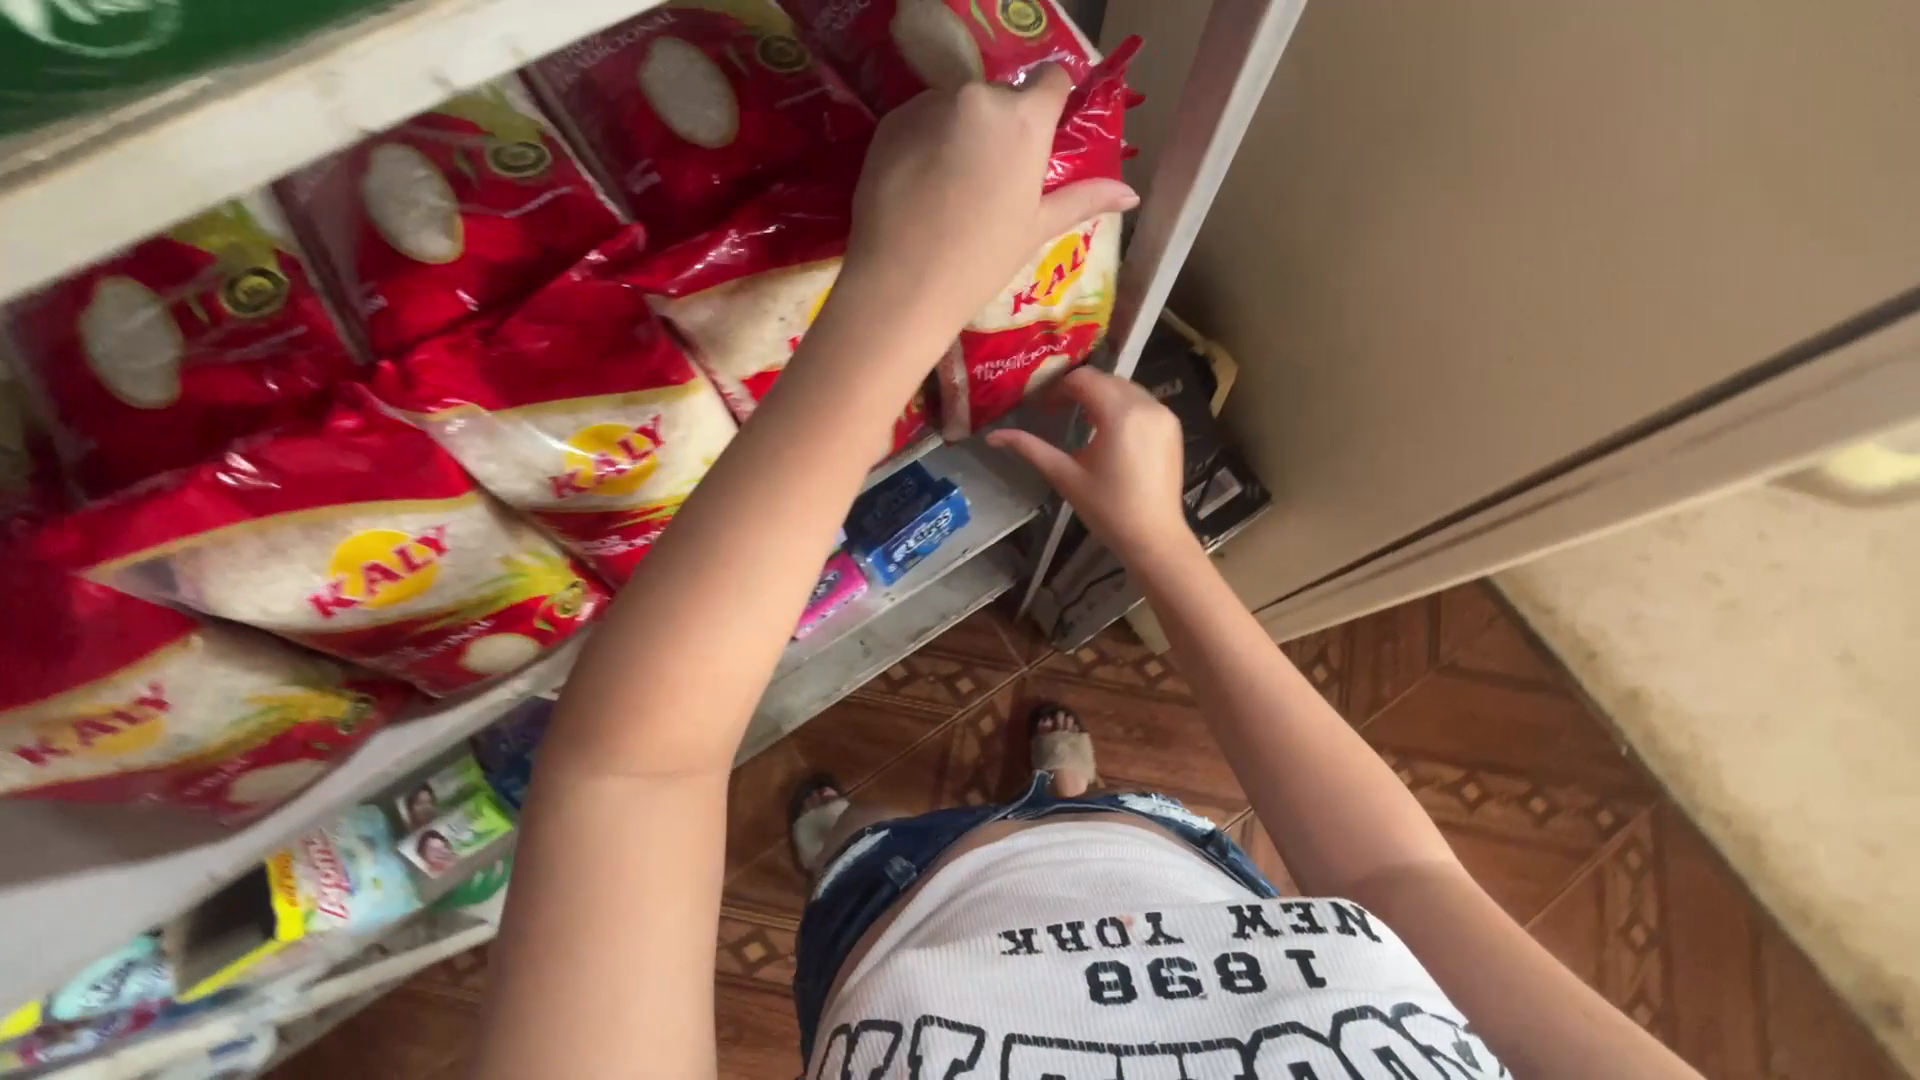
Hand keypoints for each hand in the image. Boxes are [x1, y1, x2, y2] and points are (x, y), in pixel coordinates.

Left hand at [841, 66, 1137, 335]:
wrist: (901, 285)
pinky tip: (921, 187)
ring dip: (961, 132)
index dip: (1051, 105)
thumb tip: (1130, 193)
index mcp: (1023, 119)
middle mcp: (976, 97)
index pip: (1051, 79)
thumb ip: (1083, 199)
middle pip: (1000, 97)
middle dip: (1001, 127)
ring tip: (952, 188)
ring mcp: (928, 105)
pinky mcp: (890, 122)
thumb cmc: (980, 262)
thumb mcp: (1036, 229)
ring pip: (956, 106)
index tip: (1042, 138)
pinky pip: (920, 120)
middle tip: (993, 180)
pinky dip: (925, 142)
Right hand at [987, 367, 1196, 565]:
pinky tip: (1107, 430)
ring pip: (1125, 388)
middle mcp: (1146, 406)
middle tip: (1056, 410)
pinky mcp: (1172, 427)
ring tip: (1080, 419)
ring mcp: (1164, 415)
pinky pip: (1142, 403)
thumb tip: (993, 436)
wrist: (1154, 537)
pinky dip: (1122, 406)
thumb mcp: (1065, 476)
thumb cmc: (1107, 509)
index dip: (1059, 388)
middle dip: (1079, 389)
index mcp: (1120, 415)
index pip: (1084, 379)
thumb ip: (1031, 449)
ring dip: (1101, 396)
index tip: (1042, 407)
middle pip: (1106, 379)